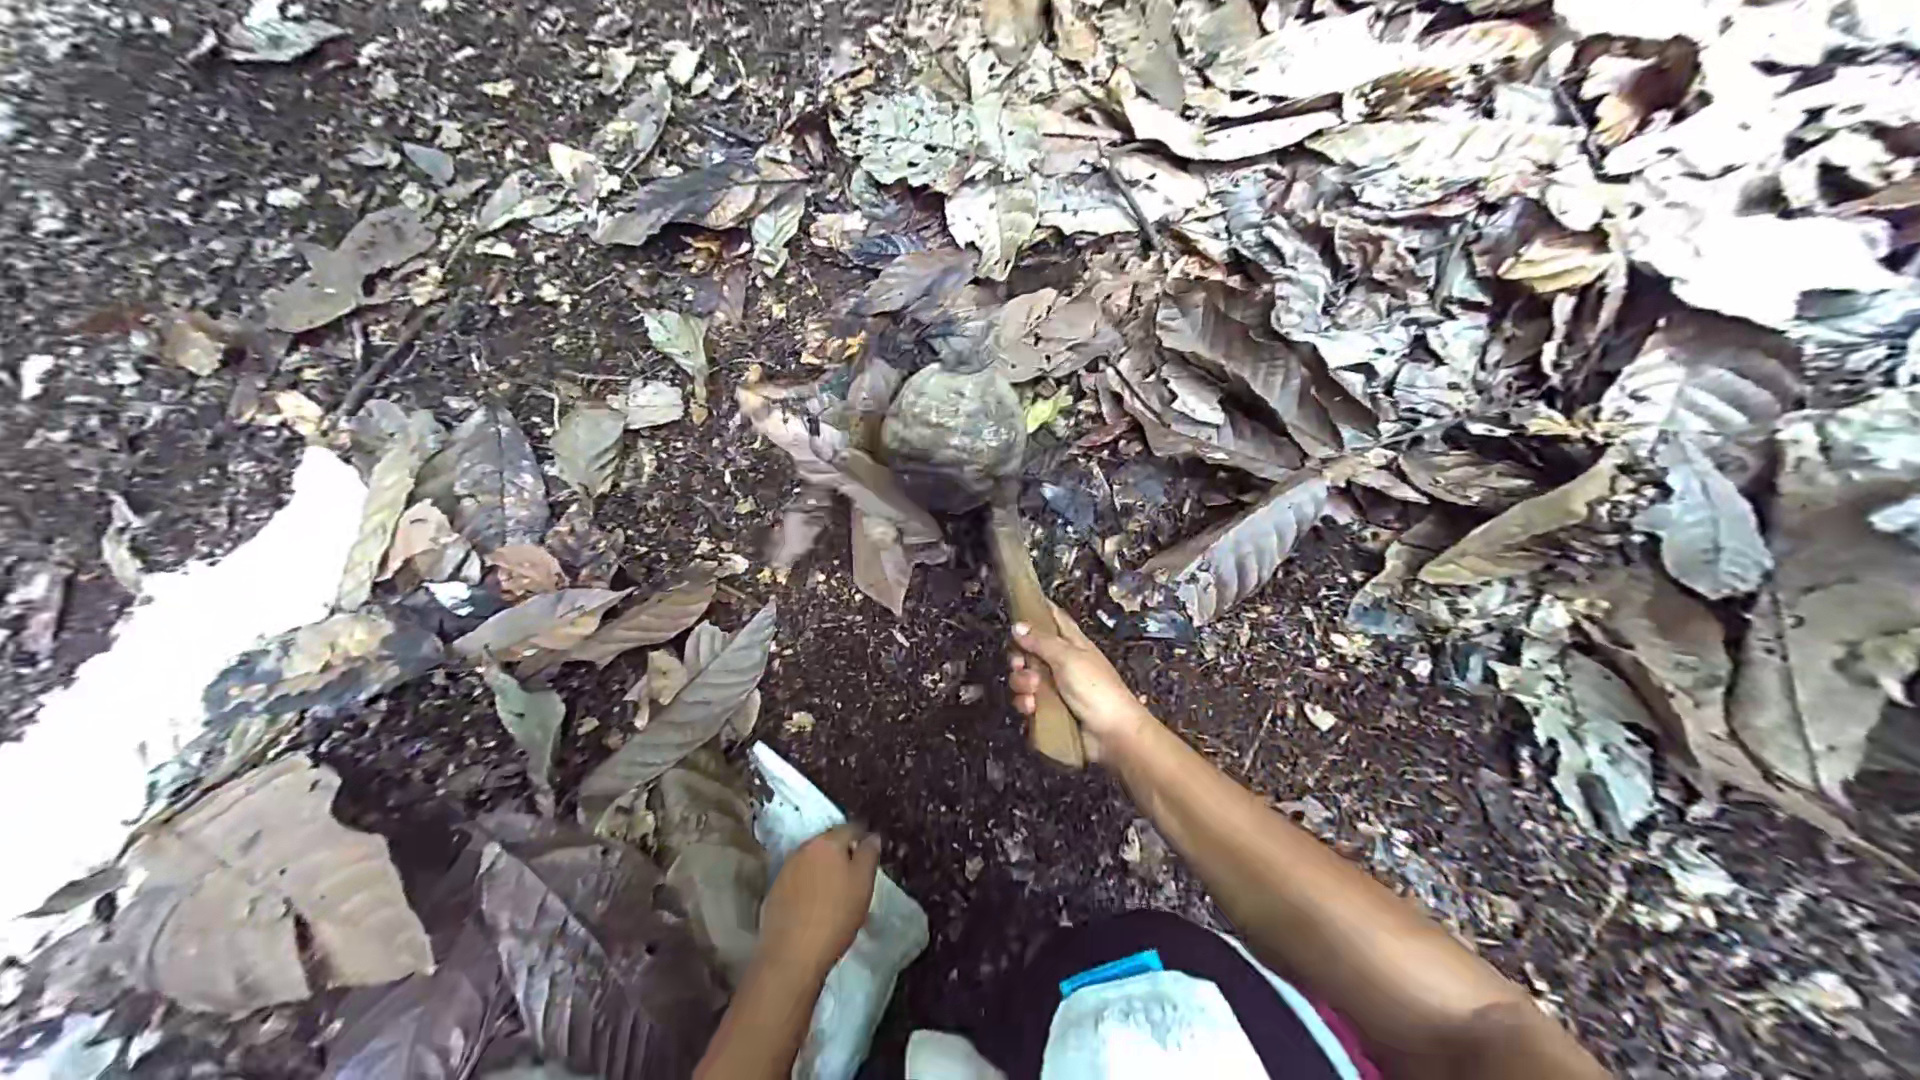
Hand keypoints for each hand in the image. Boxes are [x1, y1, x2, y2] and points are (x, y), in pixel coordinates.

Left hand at [757, 825, 879, 978]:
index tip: (871, 853)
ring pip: (811, 862)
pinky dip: (808, 886)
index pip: (850, 828)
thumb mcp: (863, 884)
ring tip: (834, 891)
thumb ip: (869, 855)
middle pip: (828, 843)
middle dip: (842, 853)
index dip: (863, 838)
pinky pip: (797, 880)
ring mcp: (784, 870)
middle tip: (854, 875)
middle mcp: (802, 849)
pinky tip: (814, 905)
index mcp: (826, 843)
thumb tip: (872, 837)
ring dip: (823, 869)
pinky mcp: (773, 892)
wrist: (791, 956)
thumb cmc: (835, 916)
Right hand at [1010, 602, 1157, 763]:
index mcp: (1072, 643)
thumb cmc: (1098, 690)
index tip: (1017, 610)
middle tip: (1021, 664)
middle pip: (1029, 650)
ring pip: (1024, 677)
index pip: (1052, 618)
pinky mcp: (1049, 709)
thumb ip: (1041, 641)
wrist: (1112, 734)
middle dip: (1019, 657)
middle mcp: (1061, 662)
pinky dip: (1026, 703)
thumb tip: (1018, 626)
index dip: (1036, 611)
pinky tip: (1033, 707)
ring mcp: (1054, 687)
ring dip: (1022, 683)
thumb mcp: (1068, 658)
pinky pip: (1027, 701)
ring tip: (1033, 691)